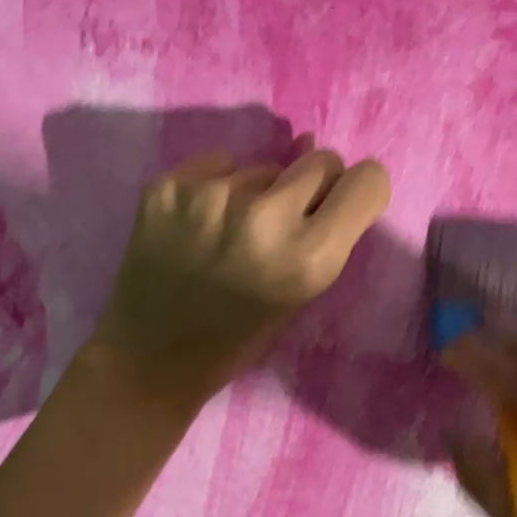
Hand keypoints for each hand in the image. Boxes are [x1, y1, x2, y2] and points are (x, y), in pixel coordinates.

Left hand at [86, 140, 391, 408]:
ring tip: (227, 236)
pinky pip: (216, 165)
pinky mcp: (168, 186)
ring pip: (261, 166)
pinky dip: (213, 188)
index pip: (367, 181)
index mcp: (309, 257)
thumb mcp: (297, 298)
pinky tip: (196, 227)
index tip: (338, 207)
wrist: (150, 359)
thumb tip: (314, 156)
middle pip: (318, 161)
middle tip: (280, 224)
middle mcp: (265, 216)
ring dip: (254, 192)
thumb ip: (319, 235)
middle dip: (310, 187)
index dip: (355, 192)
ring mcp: (211, 196)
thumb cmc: (234, 342)